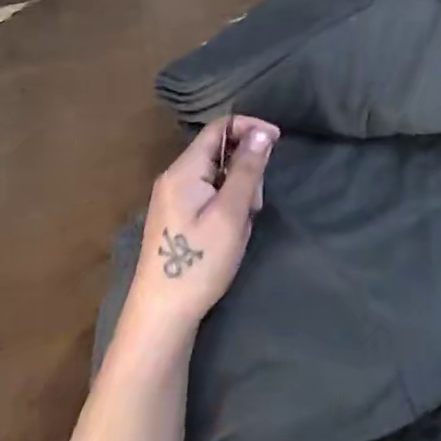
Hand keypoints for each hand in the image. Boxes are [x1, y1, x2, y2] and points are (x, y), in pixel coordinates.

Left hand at [123, 116, 278, 335]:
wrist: (163, 314)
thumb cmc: (199, 261)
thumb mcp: (231, 214)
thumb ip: (247, 170)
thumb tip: (261, 131)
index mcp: (183, 170)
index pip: (218, 128)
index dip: (249, 127)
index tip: (277, 140)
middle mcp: (174, 177)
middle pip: (219, 152)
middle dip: (245, 170)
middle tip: (254, 206)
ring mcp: (173, 197)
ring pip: (217, 176)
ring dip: (238, 193)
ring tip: (241, 226)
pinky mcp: (177, 216)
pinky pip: (209, 195)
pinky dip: (227, 206)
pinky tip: (230, 232)